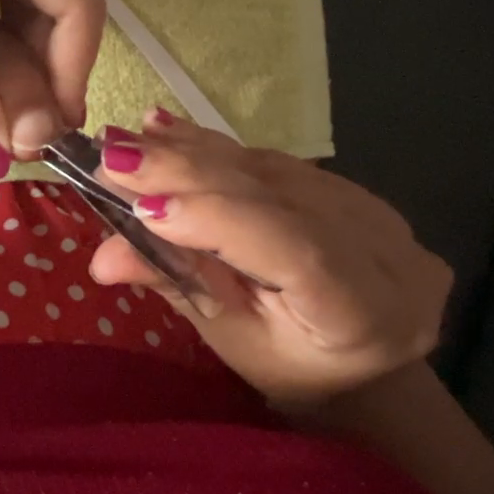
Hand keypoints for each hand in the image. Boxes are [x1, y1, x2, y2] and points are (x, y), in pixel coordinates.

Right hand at [87, 109, 451, 404]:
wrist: (355, 359)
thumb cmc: (284, 362)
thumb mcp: (226, 337)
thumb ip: (176, 284)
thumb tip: (103, 259)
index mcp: (367, 314)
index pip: (296, 250)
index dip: (220, 218)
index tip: (143, 204)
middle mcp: (391, 256)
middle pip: (283, 198)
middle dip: (189, 172)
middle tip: (113, 155)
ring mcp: (380, 215)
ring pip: (275, 171)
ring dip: (192, 152)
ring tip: (126, 140)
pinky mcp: (355, 190)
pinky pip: (278, 162)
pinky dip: (215, 147)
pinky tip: (164, 131)